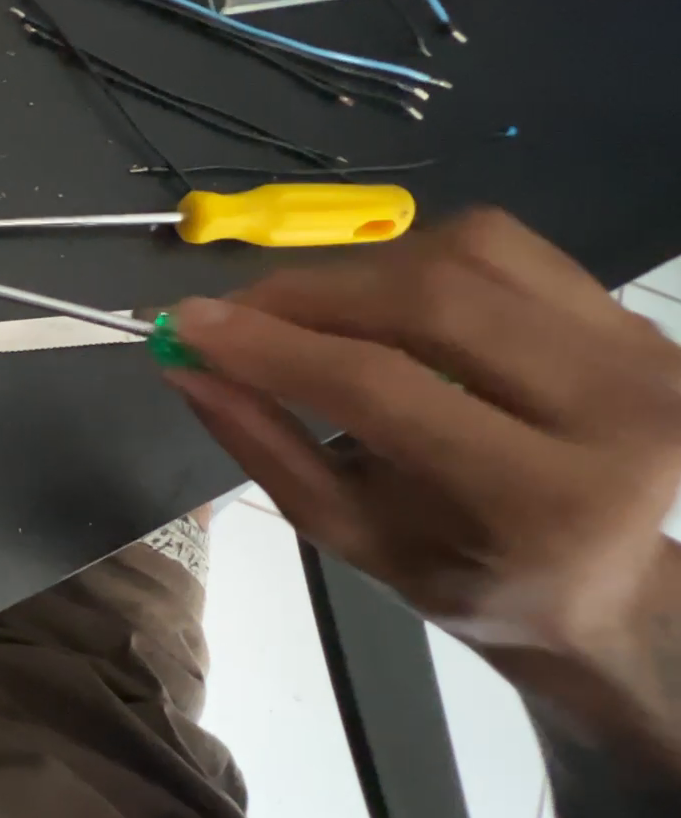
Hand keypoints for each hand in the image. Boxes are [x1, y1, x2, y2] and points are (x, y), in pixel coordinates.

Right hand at [168, 209, 680, 751]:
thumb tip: (183, 365)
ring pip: (458, 256)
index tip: (181, 324)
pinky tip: (363, 298)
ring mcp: (637, 345)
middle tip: (222, 313)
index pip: (378, 386)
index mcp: (539, 495)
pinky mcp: (626, 310)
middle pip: (424, 301)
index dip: (267, 346)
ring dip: (343, 273)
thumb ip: (260, 443)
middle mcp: (617, 405)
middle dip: (297, 295)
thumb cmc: (453, 569)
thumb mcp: (341, 529)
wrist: (598, 573)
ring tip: (285, 313)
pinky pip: (494, 244)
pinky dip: (400, 256)